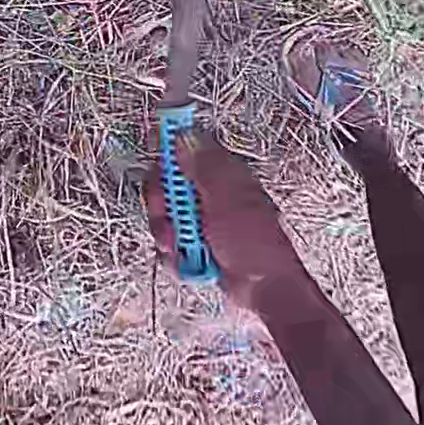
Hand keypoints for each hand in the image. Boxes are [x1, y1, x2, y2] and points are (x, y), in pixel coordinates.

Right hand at [144, 131, 309, 309]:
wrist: (263, 290)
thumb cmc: (255, 244)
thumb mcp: (227, 198)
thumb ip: (203, 166)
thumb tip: (185, 134)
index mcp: (221, 174)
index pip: (185, 151)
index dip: (167, 156)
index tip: (160, 170)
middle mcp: (208, 193)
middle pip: (166, 184)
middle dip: (161, 204)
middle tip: (170, 218)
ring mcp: (200, 219)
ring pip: (164, 214)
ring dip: (167, 232)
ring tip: (180, 245)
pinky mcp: (194, 242)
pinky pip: (169, 239)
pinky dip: (173, 253)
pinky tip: (186, 259)